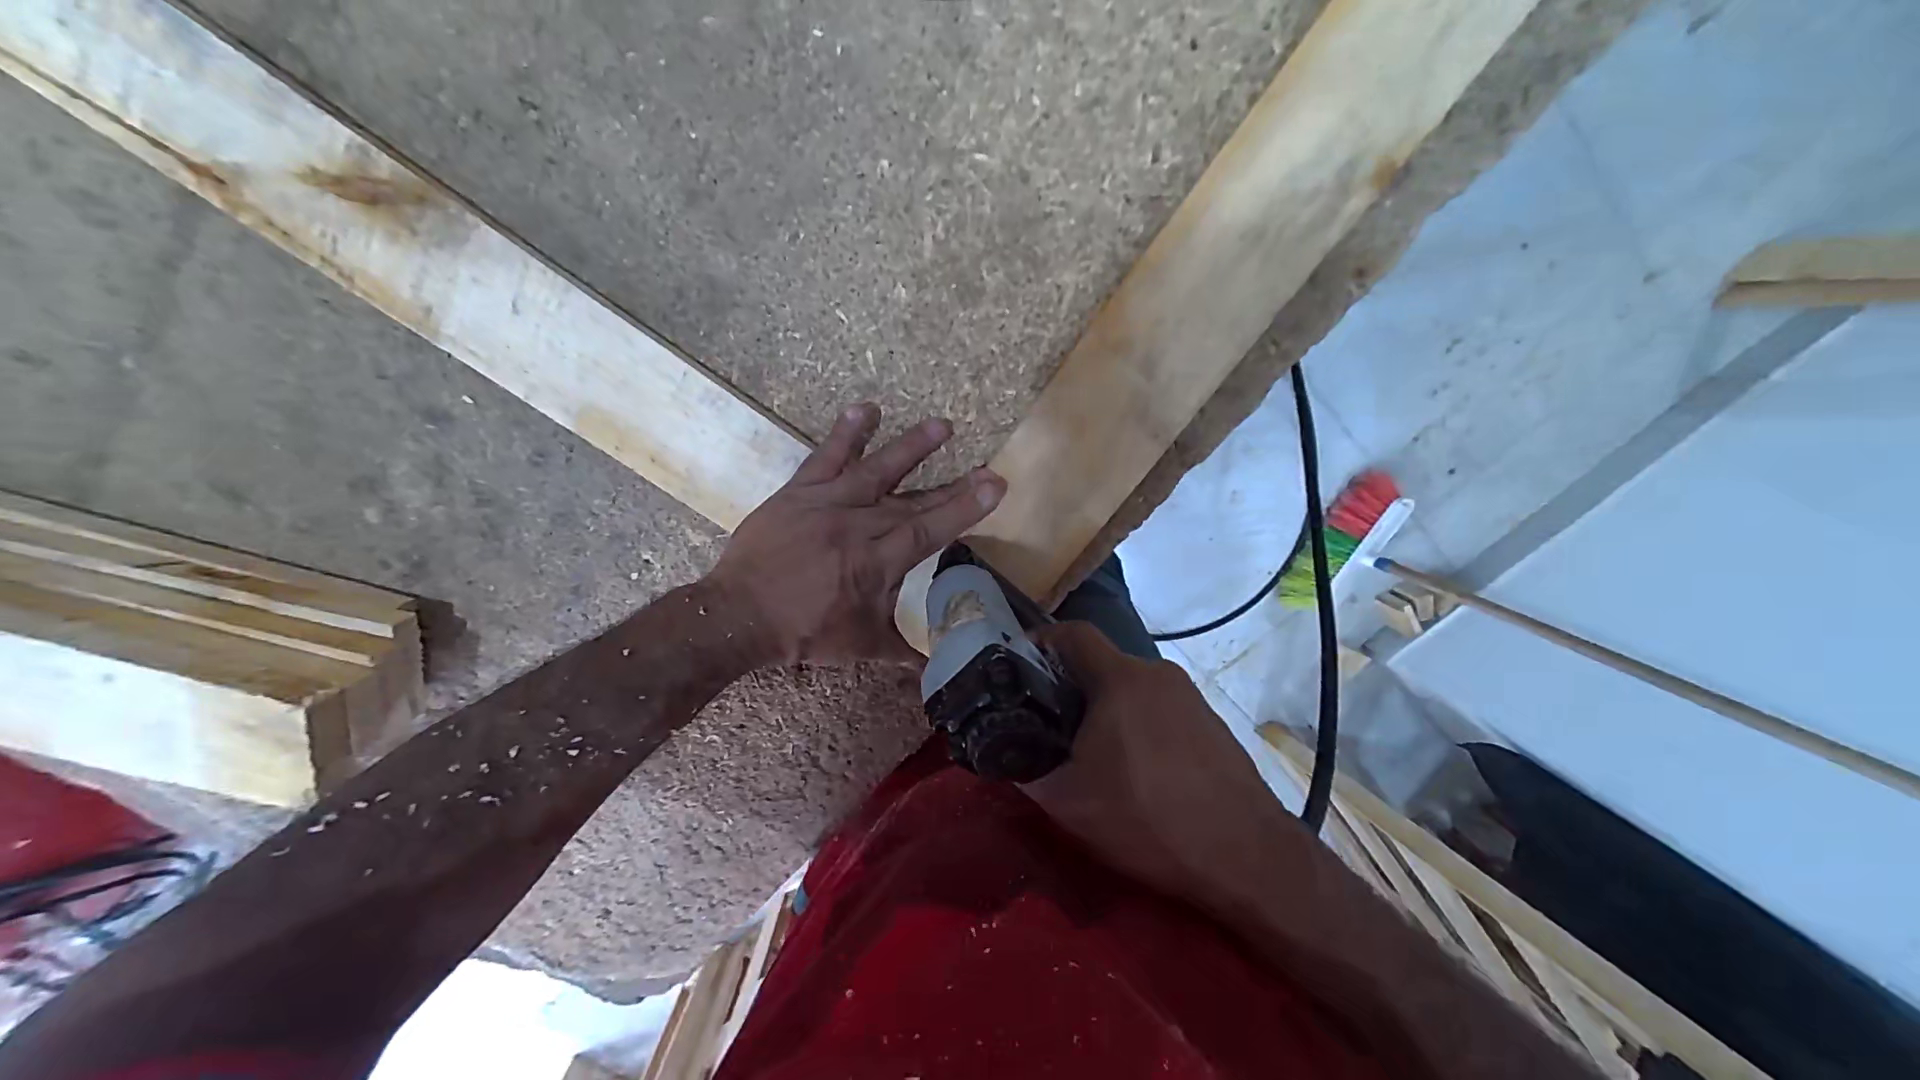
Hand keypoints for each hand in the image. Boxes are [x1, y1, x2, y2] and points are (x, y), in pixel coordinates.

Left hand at [709, 403, 1005, 665]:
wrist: (740, 615)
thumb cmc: (803, 632)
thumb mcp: (861, 647)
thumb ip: (904, 652)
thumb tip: (937, 669)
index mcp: (876, 564)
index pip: (930, 529)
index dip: (965, 507)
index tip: (995, 485)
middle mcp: (858, 527)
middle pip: (913, 501)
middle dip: (954, 485)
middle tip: (987, 466)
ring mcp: (828, 504)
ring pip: (876, 470)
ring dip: (911, 447)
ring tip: (942, 425)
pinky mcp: (800, 492)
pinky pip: (825, 457)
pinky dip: (845, 433)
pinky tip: (865, 409)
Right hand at [1023, 621, 1295, 909]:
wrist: (1247, 856)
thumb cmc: (1149, 819)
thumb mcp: (1069, 802)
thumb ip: (1026, 772)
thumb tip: (1002, 756)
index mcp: (1121, 679)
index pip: (1071, 634)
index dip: (1039, 642)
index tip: (1017, 667)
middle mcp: (1157, 674)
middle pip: (1101, 663)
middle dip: (1069, 687)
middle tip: (1046, 722)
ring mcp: (1191, 698)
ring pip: (1131, 689)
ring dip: (1105, 710)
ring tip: (1089, 752)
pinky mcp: (1212, 723)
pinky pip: (1160, 709)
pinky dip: (1138, 725)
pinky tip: (1137, 770)